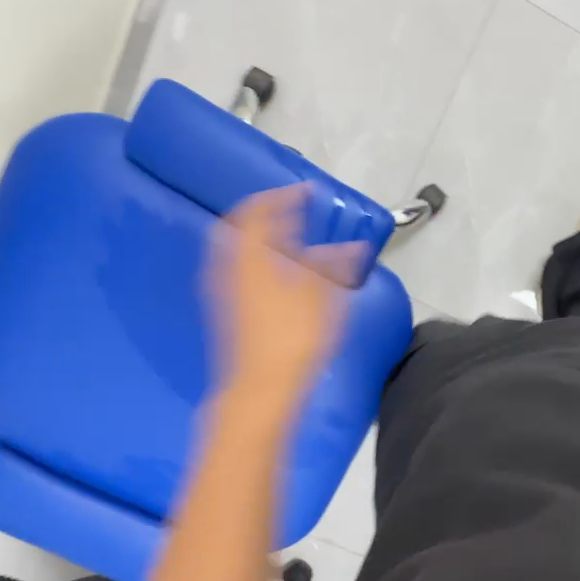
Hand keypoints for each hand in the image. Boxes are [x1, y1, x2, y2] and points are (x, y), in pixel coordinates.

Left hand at [204, 186, 364, 413]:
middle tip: (294, 211)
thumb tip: (355, 247)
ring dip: (263, 238)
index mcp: (250, 255)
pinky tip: (281, 273)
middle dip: (268, 215)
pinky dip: (259, 258)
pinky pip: (240, 267)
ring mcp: (224, 288)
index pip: (260, 210)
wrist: (260, 388)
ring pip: (239, 249)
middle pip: (242, 227)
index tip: (307, 192)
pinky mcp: (228, 308)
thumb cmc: (293, 339)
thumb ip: (335, 266)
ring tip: (291, 239)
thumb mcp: (322, 298)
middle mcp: (229, 265)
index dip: (283, 197)